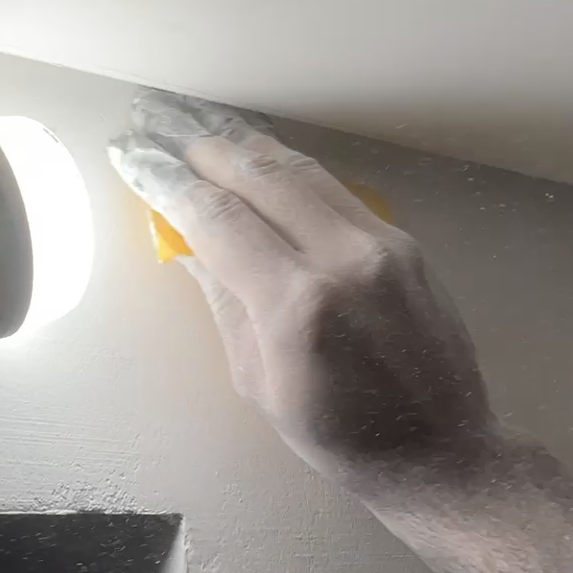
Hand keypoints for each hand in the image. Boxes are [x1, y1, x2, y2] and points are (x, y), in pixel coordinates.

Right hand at [109, 92, 497, 500]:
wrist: (440, 451)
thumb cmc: (337, 437)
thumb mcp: (258, 382)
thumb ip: (225, 303)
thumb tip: (190, 245)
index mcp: (297, 305)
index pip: (217, 220)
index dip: (167, 183)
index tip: (132, 156)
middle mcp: (343, 257)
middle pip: (260, 175)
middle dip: (201, 144)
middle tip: (158, 121)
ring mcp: (382, 242)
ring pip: (301, 169)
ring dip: (244, 144)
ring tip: (201, 127)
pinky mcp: (404, 241)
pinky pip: (333, 188)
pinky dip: (287, 167)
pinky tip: (259, 158)